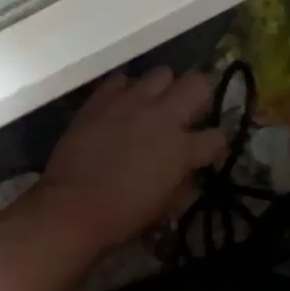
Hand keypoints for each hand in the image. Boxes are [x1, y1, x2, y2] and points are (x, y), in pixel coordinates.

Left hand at [36, 68, 228, 252]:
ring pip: (161, 74)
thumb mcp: (162, 208)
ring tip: (152, 108)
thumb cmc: (122, 217)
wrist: (73, 207)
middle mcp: (162, 116)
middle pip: (196, 84)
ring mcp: (130, 102)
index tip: (209, 154)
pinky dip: (127, 90)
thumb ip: (181, 185)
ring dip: (163, 90)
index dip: (216, 146)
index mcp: (181, 150)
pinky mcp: (101, 98)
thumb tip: (188, 173)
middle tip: (187, 115)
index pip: (216, 138)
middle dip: (198, 98)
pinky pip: (122, 79)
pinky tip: (122, 108)